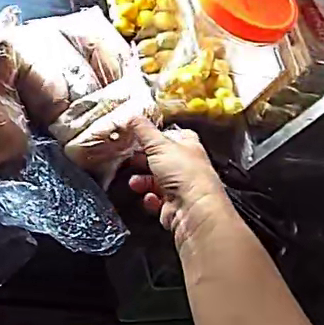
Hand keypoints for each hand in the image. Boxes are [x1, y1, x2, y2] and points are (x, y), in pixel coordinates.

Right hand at [124, 114, 234, 245]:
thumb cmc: (183, 172)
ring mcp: (181, 187)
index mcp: (188, 146)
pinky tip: (149, 198)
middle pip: (160, 159)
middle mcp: (187, 166)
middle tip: (129, 159)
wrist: (194, 209)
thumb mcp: (159, 145)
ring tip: (135, 183)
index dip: (155, 135)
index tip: (138, 137)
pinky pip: (157, 200)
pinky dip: (150, 199)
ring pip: (155, 181)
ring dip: (142, 182)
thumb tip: (132, 115)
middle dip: (143, 161)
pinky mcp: (174, 206)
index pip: (172, 136)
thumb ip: (143, 130)